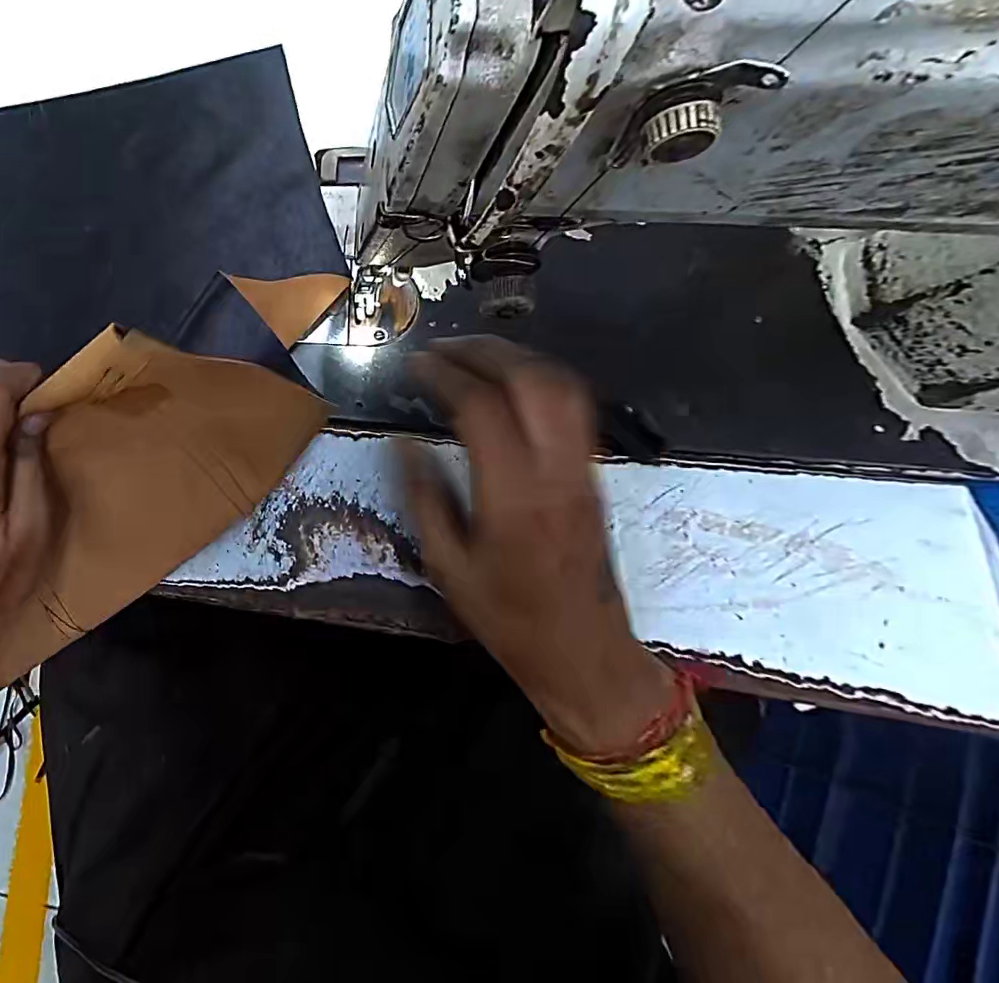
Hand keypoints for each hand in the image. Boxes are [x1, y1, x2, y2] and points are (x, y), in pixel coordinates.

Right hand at [398, 337, 670, 755]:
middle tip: (444, 347)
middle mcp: (556, 471)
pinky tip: (509, 384)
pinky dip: (538, 380)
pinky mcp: (594, 474)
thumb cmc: (507, 617)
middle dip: (485, 351)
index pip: (481, 409)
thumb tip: (404, 443)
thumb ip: (425, 496)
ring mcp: (584, 469)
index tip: (416, 365)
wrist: (584, 651)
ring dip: (517, 359)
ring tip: (474, 353)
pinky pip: (574, 407)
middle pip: (531, 382)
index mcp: (513, 496)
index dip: (445, 377)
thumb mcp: (447, 564)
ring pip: (562, 387)